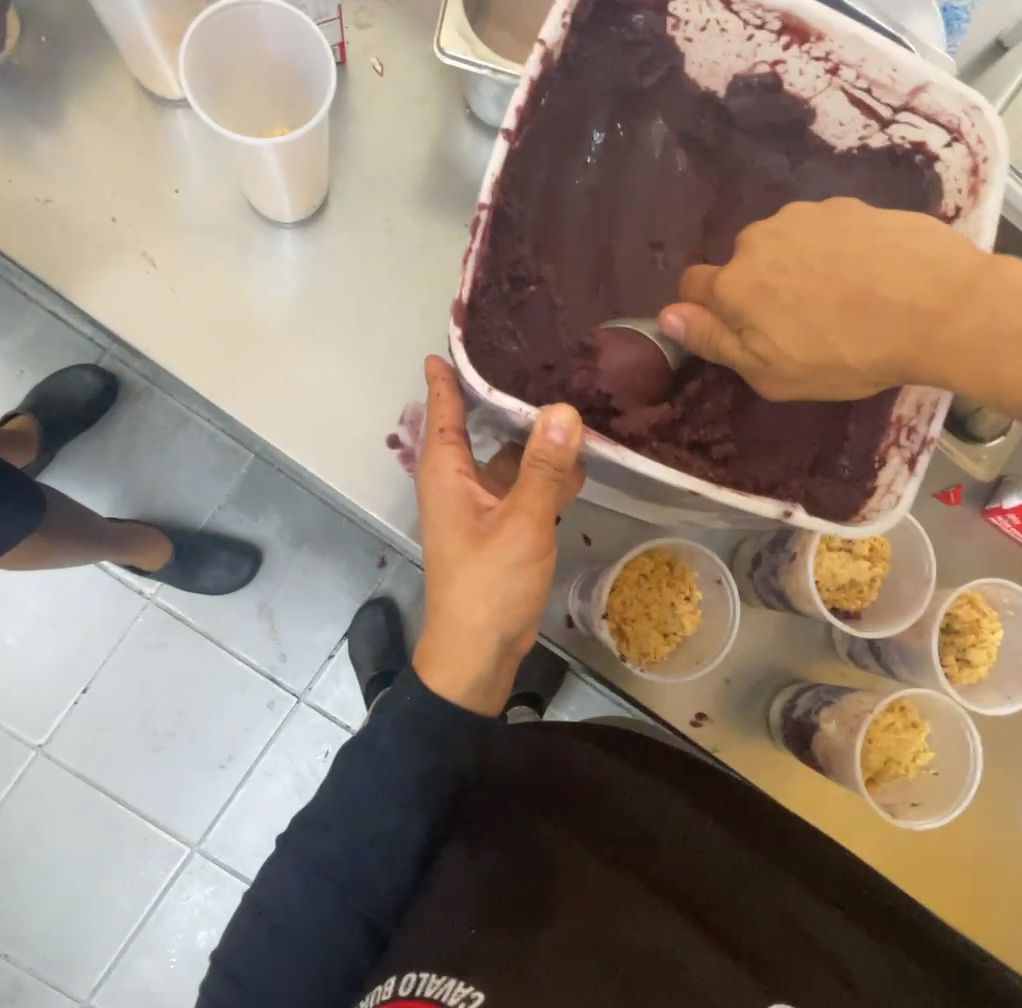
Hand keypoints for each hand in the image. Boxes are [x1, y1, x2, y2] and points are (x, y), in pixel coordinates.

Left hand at [412, 356, 584, 715]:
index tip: (447, 343)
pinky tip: (578, 466)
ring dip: (535, 443)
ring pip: (507, 462)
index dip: (446, 378)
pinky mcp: (500, 532)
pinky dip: (544, 479)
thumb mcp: (522, 523)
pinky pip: (522, 492)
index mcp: (447, 475)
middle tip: (537, 363)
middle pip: (479, 430)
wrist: (478, 651)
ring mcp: (480, 510)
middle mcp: (458, 485)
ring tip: (572, 406)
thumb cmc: (489, 585)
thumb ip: (544, 468)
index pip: (443, 412)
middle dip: (503, 401)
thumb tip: (563, 409)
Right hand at [656, 198, 989, 400]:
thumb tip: (667, 316)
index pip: (691, 286)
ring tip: (837, 297)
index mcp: (733, 284)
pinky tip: (864, 276)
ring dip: (794, 266)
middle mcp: (760, 239)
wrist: (940, 308)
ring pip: (781, 243)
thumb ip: (713, 341)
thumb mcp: (769, 371)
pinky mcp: (851, 204)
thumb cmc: (846, 355)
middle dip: (755, 287)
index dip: (707, 311)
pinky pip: (823, 229)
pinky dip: (832, 250)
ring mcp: (807, 215)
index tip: (740, 331)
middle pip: (740, 263)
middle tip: (796, 322)